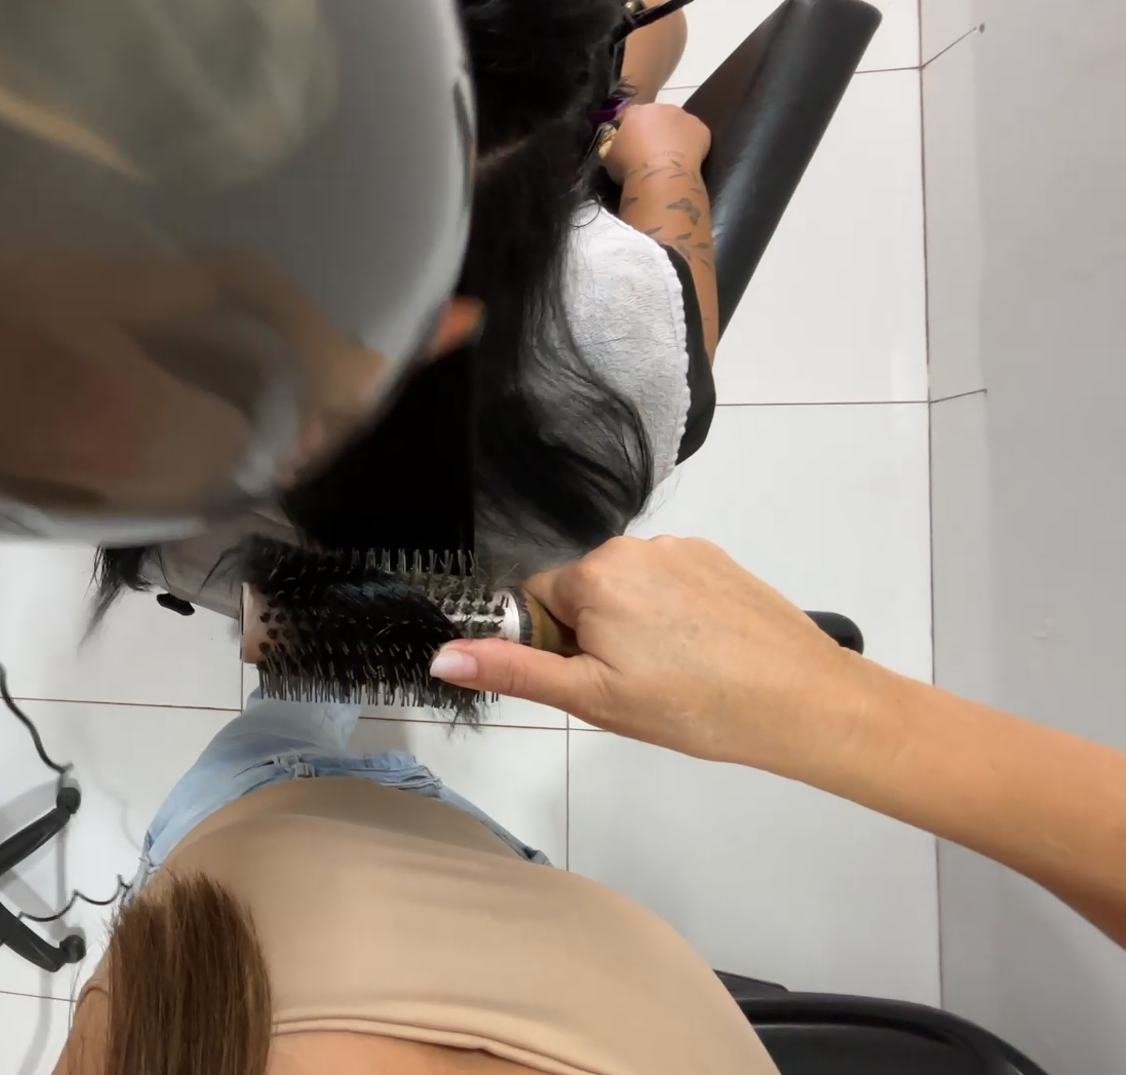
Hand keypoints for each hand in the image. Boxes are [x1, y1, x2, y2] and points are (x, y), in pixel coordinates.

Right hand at [429, 536, 875, 767]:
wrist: (813, 707)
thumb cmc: (689, 706)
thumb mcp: (589, 697)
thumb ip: (511, 670)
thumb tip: (439, 653)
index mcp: (593, 574)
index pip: (535, 601)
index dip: (553, 644)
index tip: (593, 677)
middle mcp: (631, 546)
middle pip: (577, 591)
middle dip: (589, 631)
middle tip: (631, 680)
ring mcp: (680, 548)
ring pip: (621, 587)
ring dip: (628, 621)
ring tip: (673, 669)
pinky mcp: (717, 557)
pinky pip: (662, 580)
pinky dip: (668, 610)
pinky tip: (701, 648)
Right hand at [601, 103, 711, 183]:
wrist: (660, 175)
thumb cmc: (629, 165)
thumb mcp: (608, 156)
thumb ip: (613, 144)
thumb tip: (617, 144)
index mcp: (638, 112)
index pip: (629, 115)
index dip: (626, 128)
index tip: (625, 143)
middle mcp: (663, 107)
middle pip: (656, 116)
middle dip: (651, 129)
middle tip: (646, 150)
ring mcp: (685, 116)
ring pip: (676, 123)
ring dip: (670, 135)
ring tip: (665, 156)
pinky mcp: (701, 128)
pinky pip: (692, 134)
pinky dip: (687, 144)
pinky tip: (679, 159)